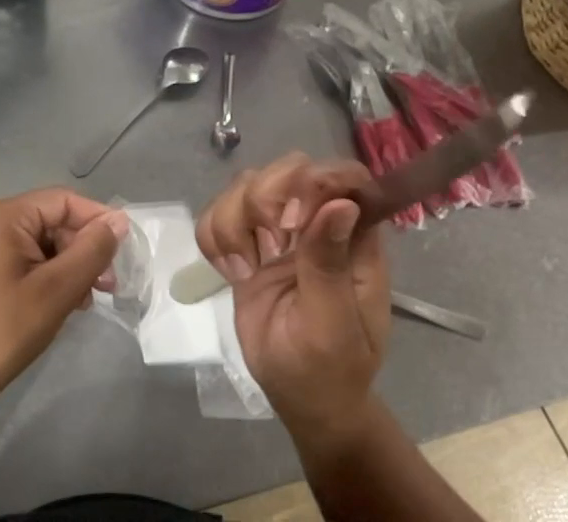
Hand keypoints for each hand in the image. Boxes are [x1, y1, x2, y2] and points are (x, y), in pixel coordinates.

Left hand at [0, 188, 126, 404]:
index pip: (62, 201)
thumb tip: (119, 220)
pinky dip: (48, 275)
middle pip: (51, 221)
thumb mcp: (58, 289)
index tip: (125, 247)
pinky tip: (63, 302)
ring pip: (40, 242)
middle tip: (108, 285)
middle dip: (83, 250)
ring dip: (68, 266)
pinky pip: (24, 257)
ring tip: (86, 300)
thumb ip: (92, 250)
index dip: (98, 220)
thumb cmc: (6, 329)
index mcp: (2, 216)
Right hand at [196, 153, 390, 431]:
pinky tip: (228, 272)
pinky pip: (217, 211)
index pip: (345, 177)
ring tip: (245, 270)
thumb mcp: (332, 325)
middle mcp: (318, 223)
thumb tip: (342, 205)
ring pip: (246, 184)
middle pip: (288, 169)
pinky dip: (212, 237)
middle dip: (265, 200)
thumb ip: (330, 264)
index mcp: (355, 238)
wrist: (300, 398)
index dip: (315, 182)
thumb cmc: (329, 369)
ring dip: (233, 222)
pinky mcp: (246, 243)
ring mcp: (279, 230)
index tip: (293, 222)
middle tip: (268, 250)